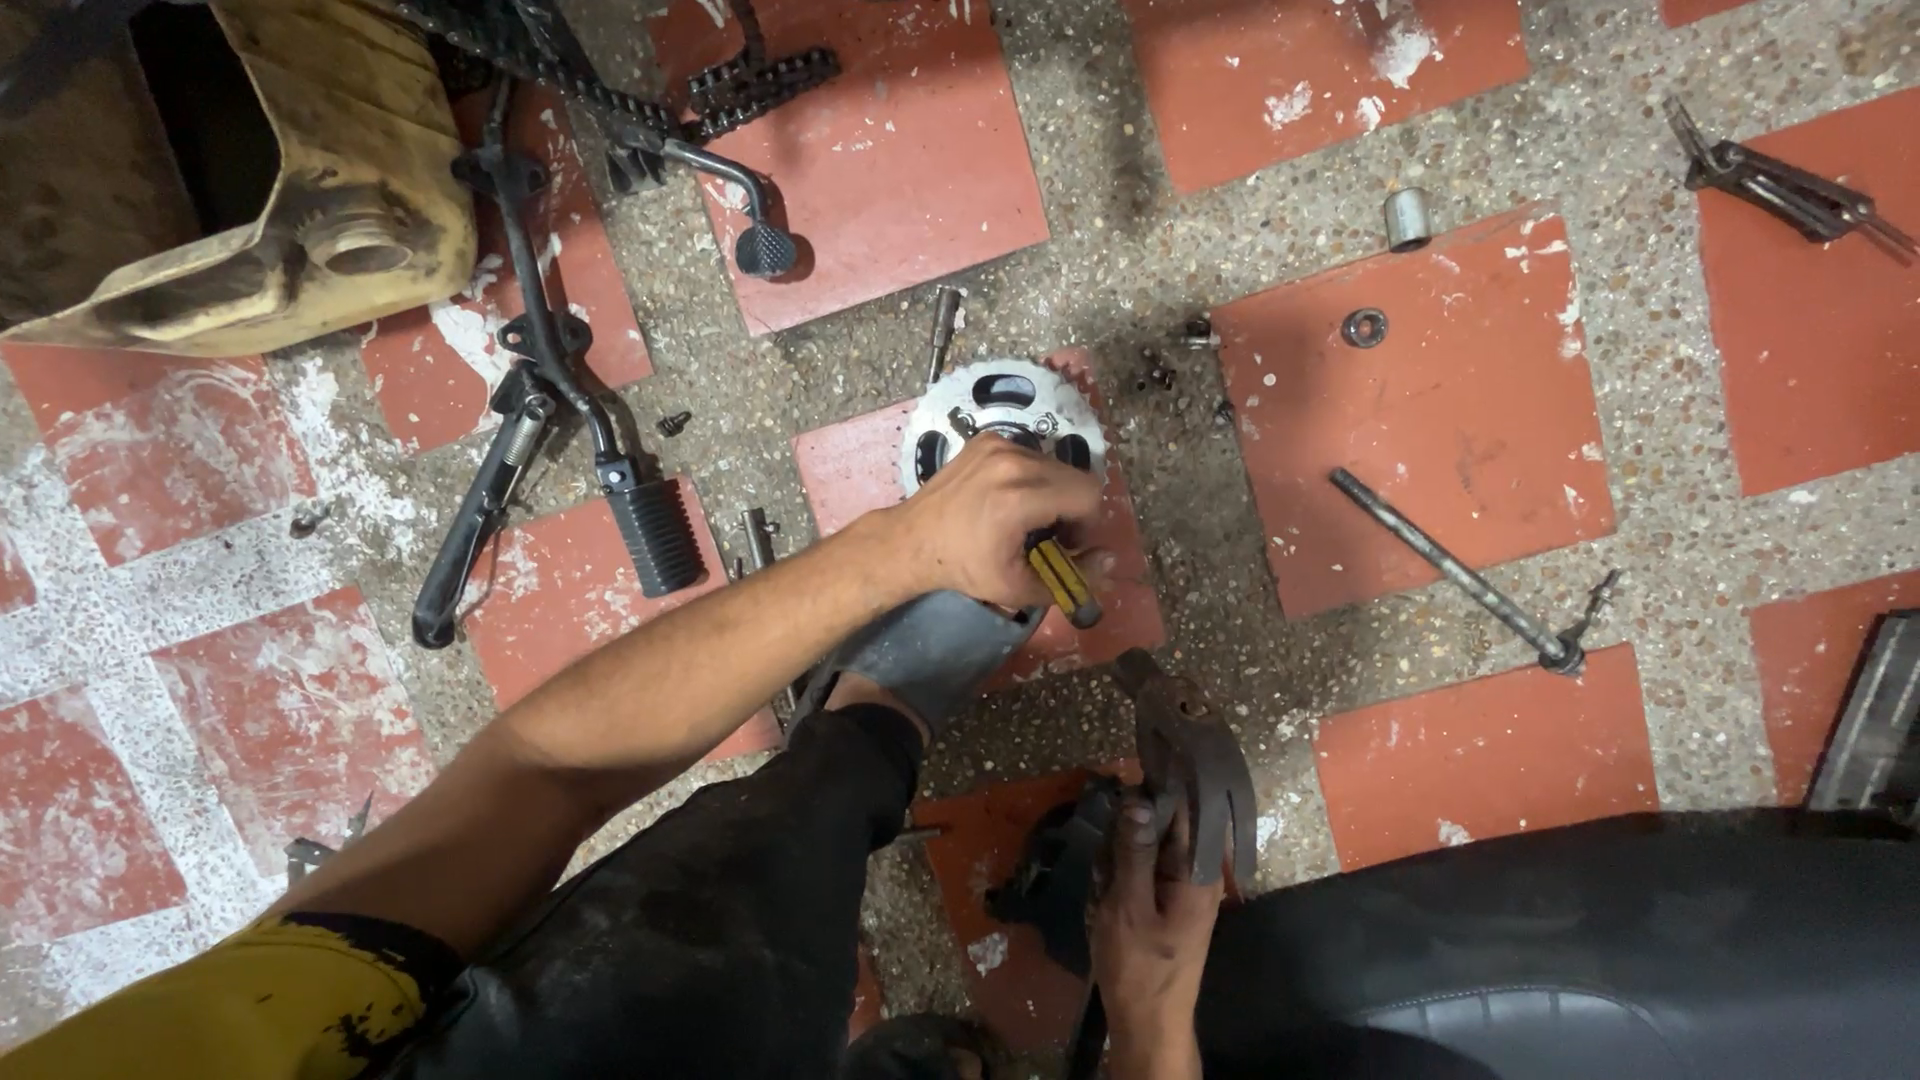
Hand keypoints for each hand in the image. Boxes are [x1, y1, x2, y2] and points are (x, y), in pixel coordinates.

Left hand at [886, 435, 1103, 608]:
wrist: (913, 540)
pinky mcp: (988, 438)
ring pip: (1056, 465)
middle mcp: (1013, 460)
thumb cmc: (964, 567)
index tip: (1066, 544)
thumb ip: (1073, 577)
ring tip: (1029, 518)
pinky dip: (1032, 477)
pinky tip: (1010, 500)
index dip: (1088, 524)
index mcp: (1020, 497)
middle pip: (1077, 478)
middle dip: (1074, 509)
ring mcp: (998, 444)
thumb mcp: (1019, 587)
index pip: (1090, 494)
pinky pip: (1031, 455)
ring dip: (1054, 492)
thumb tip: (1111, 560)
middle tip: (1050, 535)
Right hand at [1091, 799, 1223, 1079]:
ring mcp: (1182, 886)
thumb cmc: (1139, 967)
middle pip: (1162, 823)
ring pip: (1145, 844)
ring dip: (1118, 857)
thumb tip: (1137, 797)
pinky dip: (1120, 875)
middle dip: (1126, 833)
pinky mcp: (1166, 899)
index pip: (1186, 807)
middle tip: (1106, 862)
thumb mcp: (1129, 905)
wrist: (1147, 1025)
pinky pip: (1141, 868)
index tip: (1123, 782)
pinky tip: (1105, 896)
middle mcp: (1197, 872)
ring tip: (1104, 887)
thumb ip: (1134, 850)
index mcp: (1199, 871)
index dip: (1156, 788)